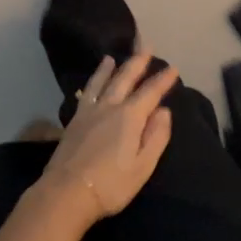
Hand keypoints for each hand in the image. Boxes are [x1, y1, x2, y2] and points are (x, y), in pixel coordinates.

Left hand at [39, 54, 176, 224]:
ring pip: (101, 82)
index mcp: (130, 116)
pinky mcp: (74, 121)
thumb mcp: (143, 165)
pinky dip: (92, 83)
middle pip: (125, 79)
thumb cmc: (112, 184)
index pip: (150, 92)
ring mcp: (89, 112)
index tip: (172, 68)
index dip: (162, 80)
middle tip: (145, 47)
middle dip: (137, 62)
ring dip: (109, 69)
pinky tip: (90, 85)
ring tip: (111, 58)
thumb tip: (163, 111)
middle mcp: (109, 107)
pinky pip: (86, 93)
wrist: (67, 192)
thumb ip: (156, 136)